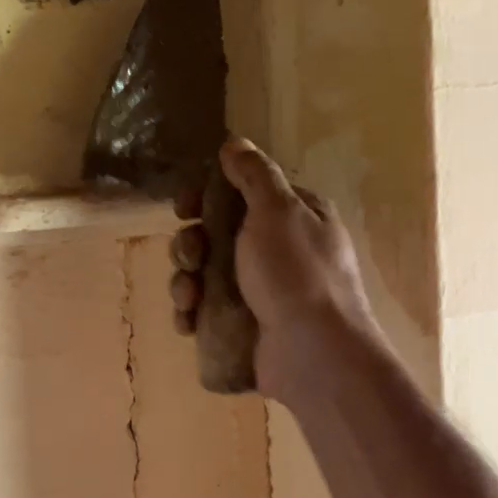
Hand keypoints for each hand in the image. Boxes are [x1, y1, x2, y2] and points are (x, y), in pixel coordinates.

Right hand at [169, 139, 384, 400]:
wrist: (313, 354)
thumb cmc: (296, 274)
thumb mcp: (278, 211)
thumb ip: (254, 175)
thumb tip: (234, 143)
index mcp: (292, 218)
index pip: (240, 195)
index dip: (205, 197)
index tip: (184, 206)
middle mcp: (276, 252)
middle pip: (214, 235)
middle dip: (191, 244)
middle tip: (190, 256)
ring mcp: (259, 293)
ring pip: (204, 275)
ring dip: (185, 281)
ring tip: (189, 297)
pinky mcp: (244, 327)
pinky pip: (205, 312)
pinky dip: (192, 313)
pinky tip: (189, 321)